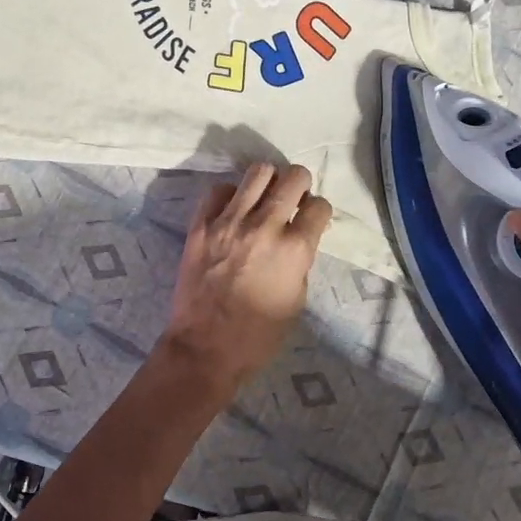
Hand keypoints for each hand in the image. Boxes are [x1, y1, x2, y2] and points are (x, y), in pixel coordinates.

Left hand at [160, 163, 333, 391]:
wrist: (205, 348)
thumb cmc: (258, 336)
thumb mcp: (296, 300)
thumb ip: (300, 261)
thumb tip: (297, 238)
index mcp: (294, 249)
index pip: (319, 206)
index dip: (319, 211)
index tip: (312, 218)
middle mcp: (265, 226)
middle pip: (293, 178)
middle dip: (300, 184)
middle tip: (293, 197)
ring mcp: (229, 222)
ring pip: (257, 172)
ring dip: (267, 181)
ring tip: (263, 196)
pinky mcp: (201, 225)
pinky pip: (218, 190)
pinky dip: (230, 195)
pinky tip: (231, 210)